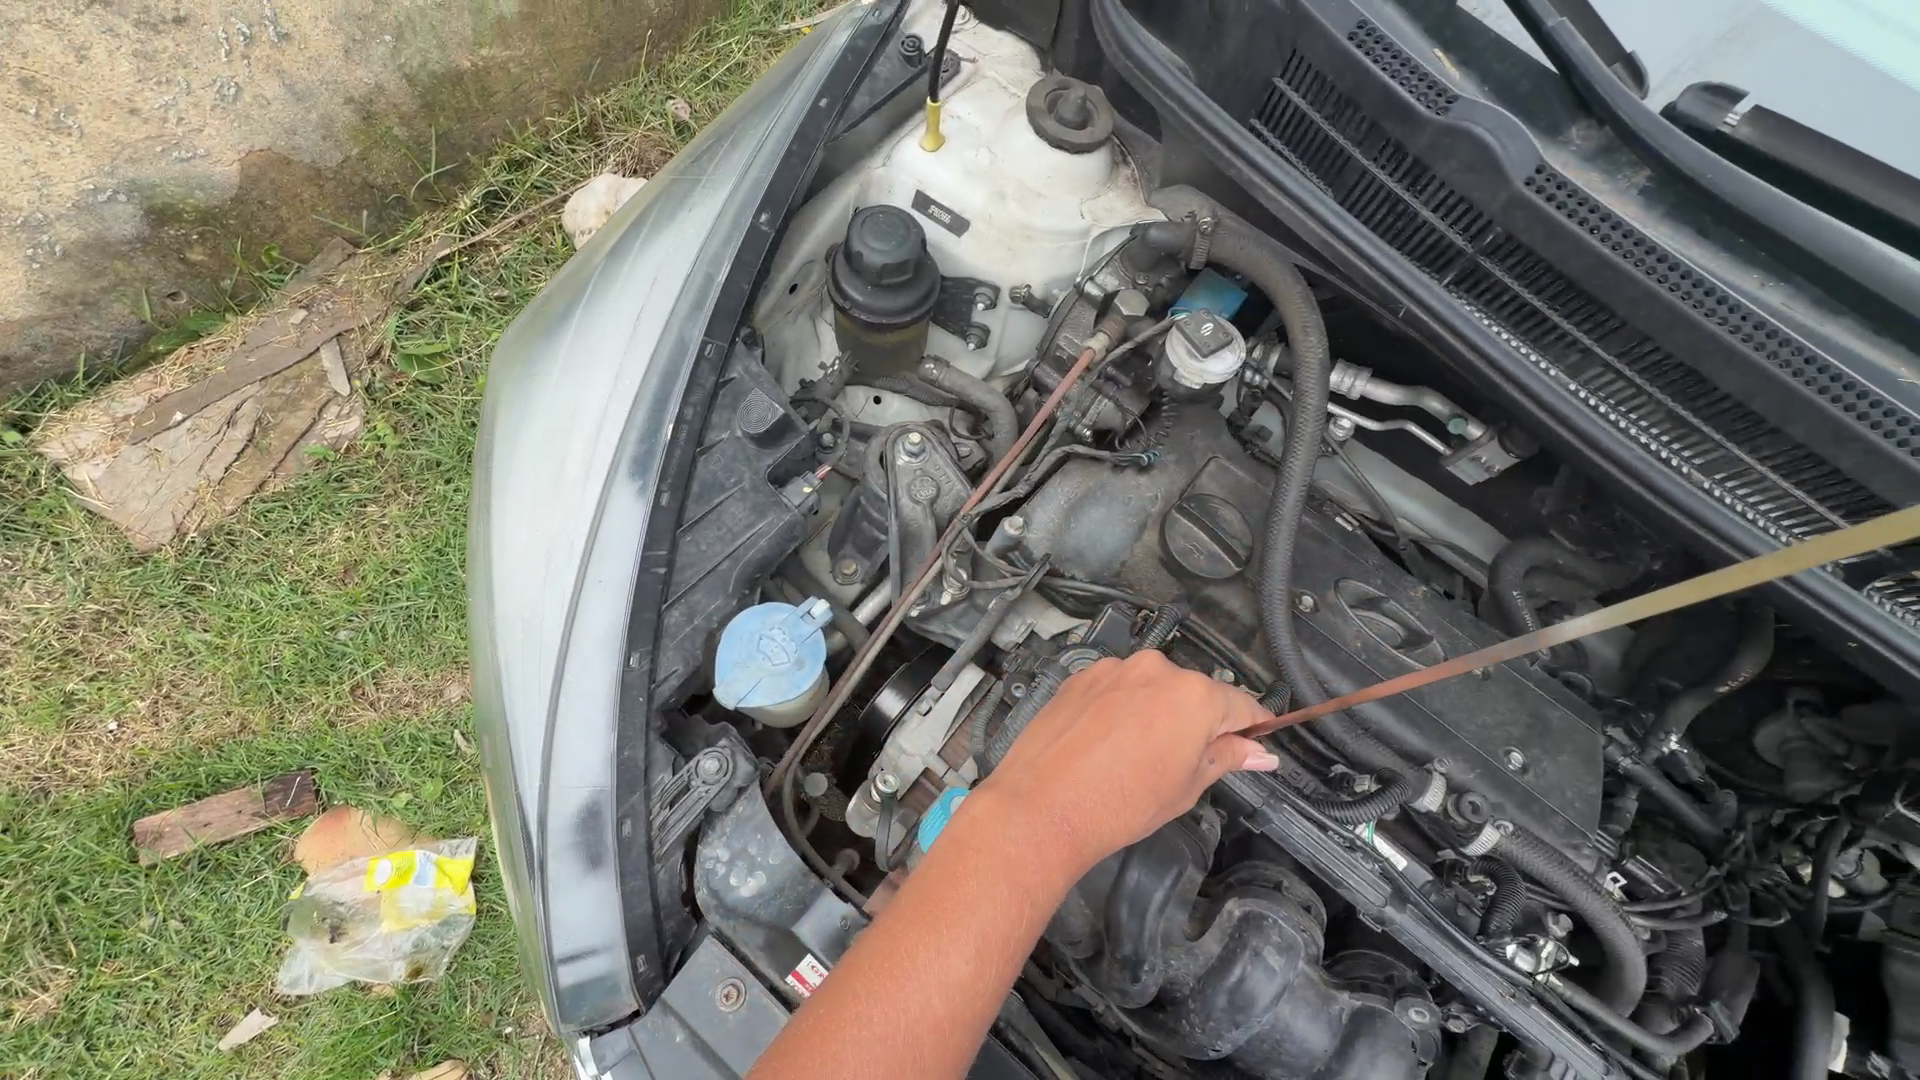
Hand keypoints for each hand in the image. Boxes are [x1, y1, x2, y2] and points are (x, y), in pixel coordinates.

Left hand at [973, 650, 1279, 874]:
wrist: (1043, 804)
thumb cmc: (1119, 803)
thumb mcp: (1187, 786)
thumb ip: (1226, 758)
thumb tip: (1259, 752)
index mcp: (1193, 695)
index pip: (1240, 704)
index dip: (1251, 726)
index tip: (1255, 742)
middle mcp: (1155, 669)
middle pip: (1193, 692)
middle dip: (1196, 720)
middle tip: (1185, 761)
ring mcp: (1113, 669)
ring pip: (1151, 687)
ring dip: (1155, 711)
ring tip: (1137, 756)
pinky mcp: (1080, 676)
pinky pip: (1116, 687)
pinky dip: (1120, 708)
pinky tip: (1108, 743)